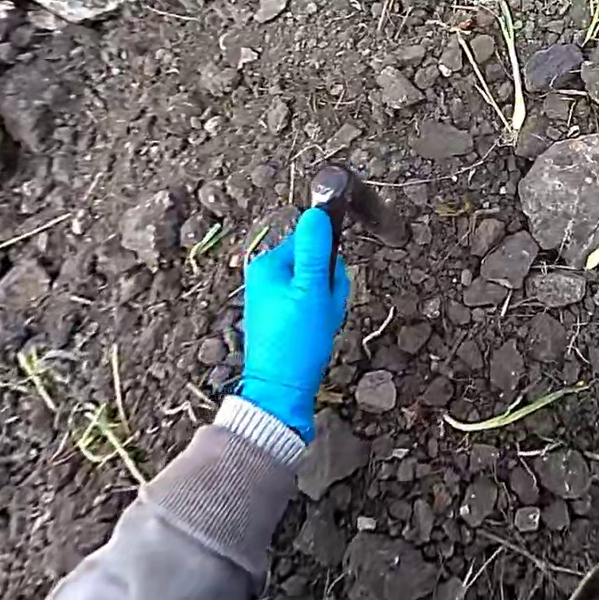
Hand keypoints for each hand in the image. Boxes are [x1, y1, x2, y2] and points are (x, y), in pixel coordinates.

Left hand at [238, 207, 348, 440]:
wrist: (282, 386)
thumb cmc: (296, 338)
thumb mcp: (310, 288)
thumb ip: (315, 249)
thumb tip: (316, 212)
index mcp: (269, 264)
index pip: (313, 238)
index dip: (328, 258)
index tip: (327, 279)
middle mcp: (268, 275)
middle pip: (318, 258)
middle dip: (330, 279)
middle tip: (325, 303)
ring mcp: (276, 293)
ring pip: (320, 279)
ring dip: (330, 296)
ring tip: (323, 316)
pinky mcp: (284, 310)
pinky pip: (314, 297)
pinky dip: (323, 308)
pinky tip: (319, 324)